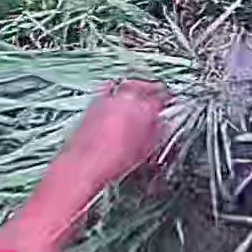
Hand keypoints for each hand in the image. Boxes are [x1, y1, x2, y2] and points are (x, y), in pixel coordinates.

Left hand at [56, 78, 170, 190]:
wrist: (83, 166)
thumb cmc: (111, 162)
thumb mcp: (145, 150)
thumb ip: (155, 131)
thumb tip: (160, 125)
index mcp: (144, 110)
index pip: (161, 97)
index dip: (167, 99)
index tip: (168, 101)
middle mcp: (127, 100)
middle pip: (144, 85)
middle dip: (151, 88)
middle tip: (156, 94)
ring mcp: (110, 99)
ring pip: (127, 84)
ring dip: (134, 86)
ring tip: (137, 94)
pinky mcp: (94, 103)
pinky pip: (108, 88)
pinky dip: (114, 89)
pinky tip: (115, 95)